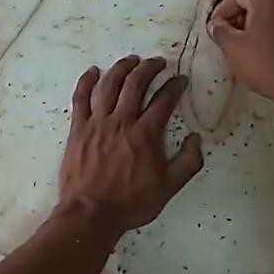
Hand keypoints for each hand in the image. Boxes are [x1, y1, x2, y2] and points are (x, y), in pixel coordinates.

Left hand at [56, 56, 203, 234]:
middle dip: (150, 68)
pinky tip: (93, 71)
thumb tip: (196, 138)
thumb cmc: (131, 203)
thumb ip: (188, 161)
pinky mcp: (78, 129)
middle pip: (136, 84)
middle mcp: (122, 122)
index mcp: (146, 134)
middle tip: (158, 63)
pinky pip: (80, 98)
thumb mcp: (169, 187)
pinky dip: (86, 82)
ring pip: (109, 85)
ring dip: (122, 68)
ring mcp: (97, 123)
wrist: (91, 213)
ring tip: (132, 60)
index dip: (175, 86)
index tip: (181, 79)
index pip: (164, 100)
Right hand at [207, 0, 273, 108]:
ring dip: (262, 11)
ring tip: (251, 36)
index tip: (216, 28)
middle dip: (246, 1)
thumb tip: (217, 25)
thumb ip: (220, 32)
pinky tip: (270, 44)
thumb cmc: (266, 66)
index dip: (223, 9)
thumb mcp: (233, 50)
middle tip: (236, 23)